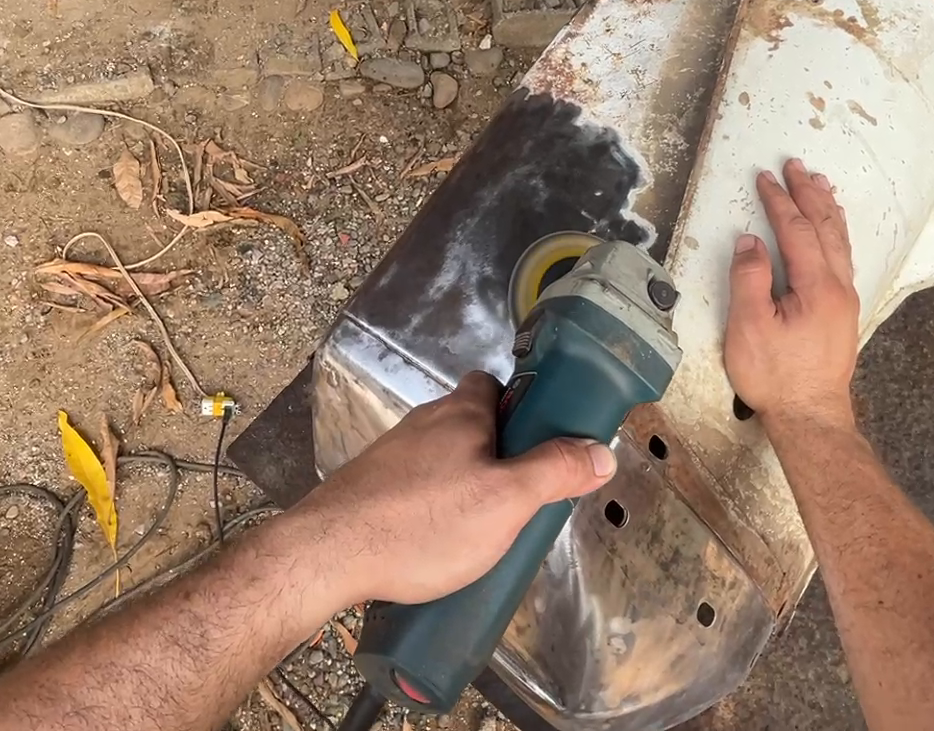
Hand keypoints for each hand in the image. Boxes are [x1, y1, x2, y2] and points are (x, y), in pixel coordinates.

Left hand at [283, 371, 615, 605]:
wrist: (332, 551)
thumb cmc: (424, 521)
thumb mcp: (506, 501)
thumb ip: (554, 472)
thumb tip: (601, 450)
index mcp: (460, 412)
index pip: (491, 383)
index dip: (518, 404)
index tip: (540, 439)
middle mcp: (425, 421)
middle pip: (471, 421)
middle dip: (498, 452)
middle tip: (519, 497)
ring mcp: (395, 451)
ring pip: (444, 454)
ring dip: (467, 479)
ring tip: (484, 526)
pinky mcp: (374, 482)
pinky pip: (418, 481)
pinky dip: (436, 500)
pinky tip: (440, 538)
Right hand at [724, 158, 861, 432]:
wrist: (811, 416)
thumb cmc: (775, 374)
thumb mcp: (749, 326)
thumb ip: (749, 279)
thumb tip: (749, 241)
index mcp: (817, 287)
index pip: (797, 231)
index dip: (779, 201)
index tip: (764, 177)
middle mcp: (838, 287)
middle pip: (826, 228)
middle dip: (809, 194)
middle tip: (796, 166)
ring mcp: (844, 300)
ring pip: (839, 241)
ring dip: (827, 209)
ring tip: (819, 184)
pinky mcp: (841, 311)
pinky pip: (841, 256)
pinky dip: (834, 231)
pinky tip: (829, 229)